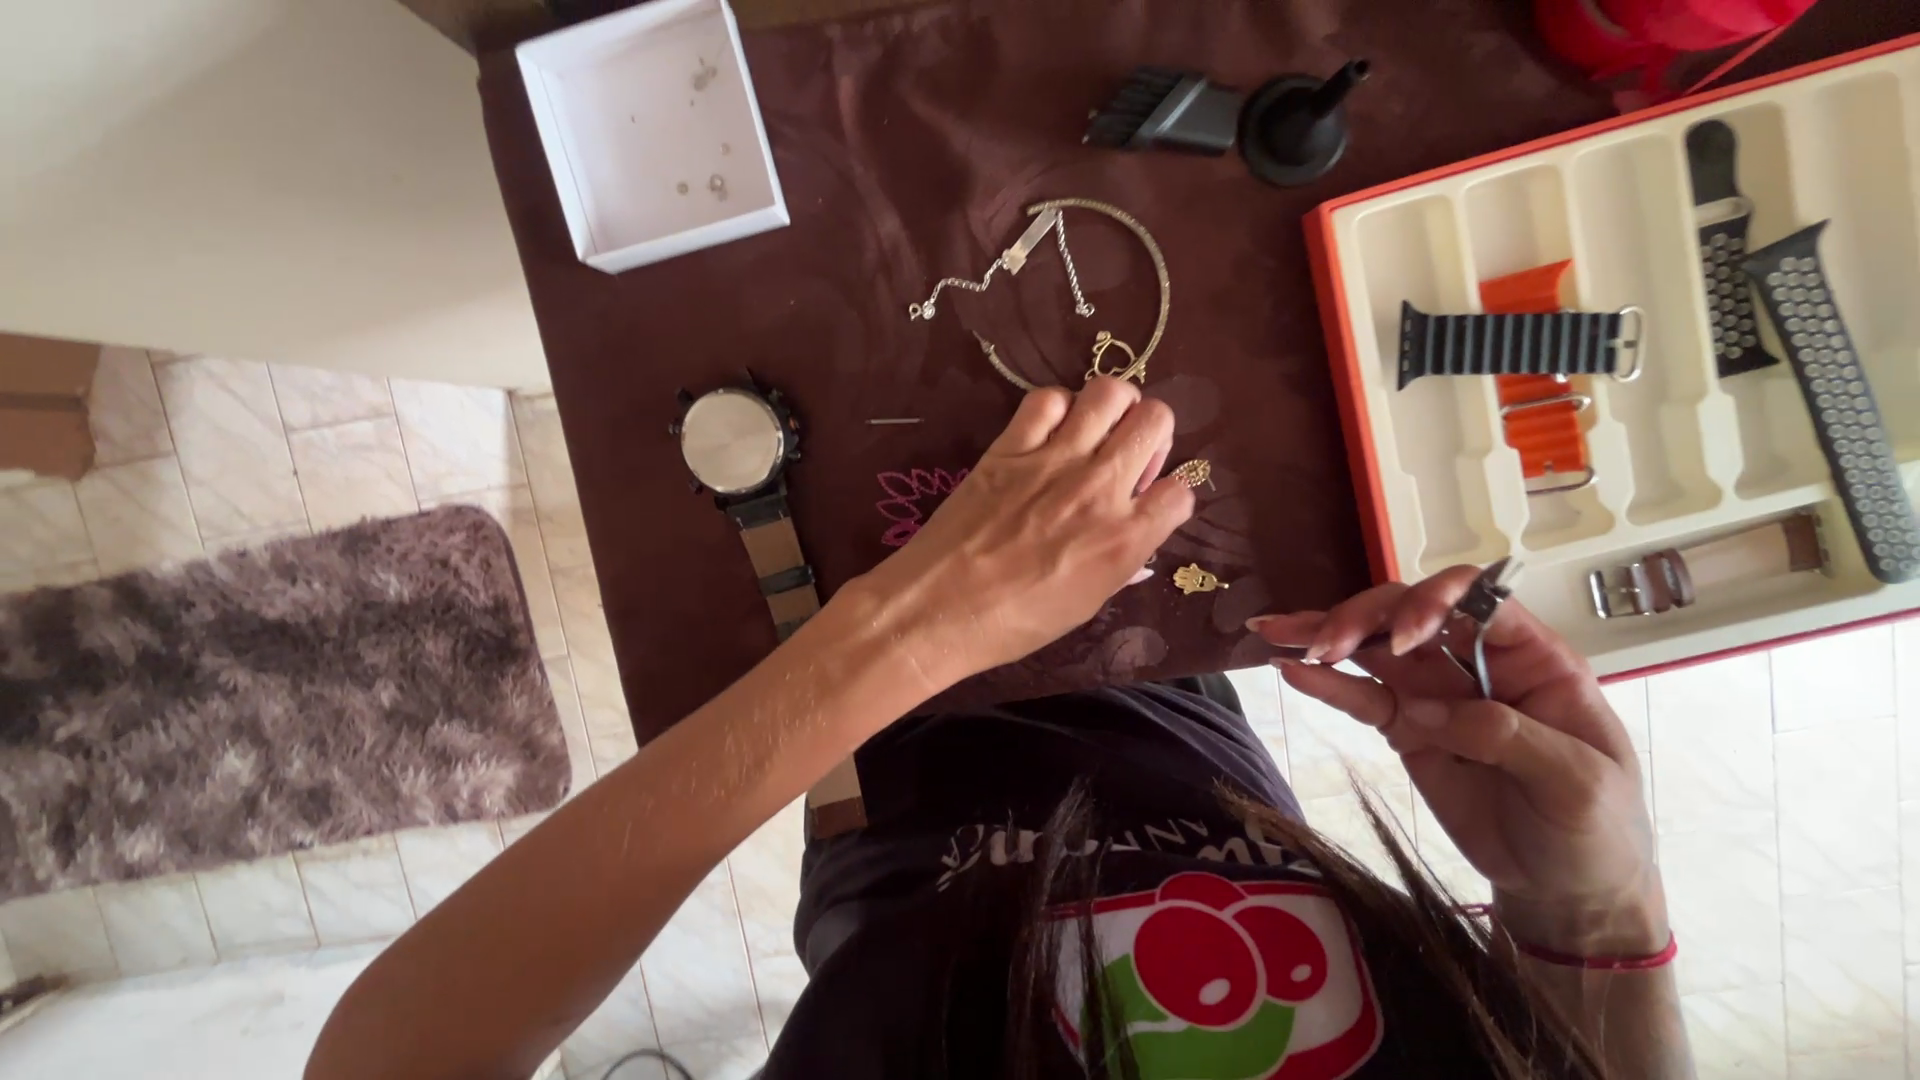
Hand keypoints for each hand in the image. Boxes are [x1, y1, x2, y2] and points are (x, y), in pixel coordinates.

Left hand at [844, 377, 1193, 690]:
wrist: (938, 610)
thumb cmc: (1014, 623)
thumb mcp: (1085, 605)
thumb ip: (1120, 563)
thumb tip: (1136, 535)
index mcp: (1124, 539)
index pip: (1180, 491)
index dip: (1170, 495)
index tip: (1149, 502)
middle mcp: (1099, 489)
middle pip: (1155, 420)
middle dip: (1153, 432)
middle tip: (1129, 454)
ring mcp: (1052, 461)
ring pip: (1109, 393)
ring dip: (1114, 406)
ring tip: (1097, 428)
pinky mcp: (1008, 448)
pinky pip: (1047, 400)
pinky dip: (1057, 408)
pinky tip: (1049, 430)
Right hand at [1248, 567, 1665, 956]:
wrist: (1564, 889)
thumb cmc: (1594, 830)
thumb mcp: (1577, 783)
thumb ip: (1505, 735)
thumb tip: (1423, 710)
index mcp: (1531, 659)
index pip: (1478, 601)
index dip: (1433, 602)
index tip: (1403, 640)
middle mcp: (1474, 662)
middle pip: (1407, 613)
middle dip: (1361, 619)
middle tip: (1322, 646)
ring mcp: (1433, 693)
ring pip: (1371, 647)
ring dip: (1323, 636)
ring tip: (1275, 635)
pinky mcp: (1403, 726)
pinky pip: (1358, 695)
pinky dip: (1322, 682)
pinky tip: (1288, 669)